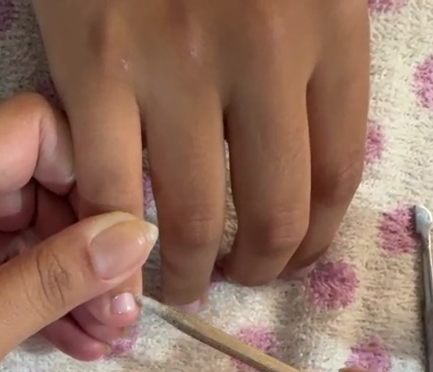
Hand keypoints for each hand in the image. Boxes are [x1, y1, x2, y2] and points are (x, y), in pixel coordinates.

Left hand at [0, 94, 156, 371]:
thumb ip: (55, 276)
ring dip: (66, 280)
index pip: (32, 130)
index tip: (127, 243)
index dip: (89, 174)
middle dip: (85, 242)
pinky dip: (30, 301)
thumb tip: (138, 231)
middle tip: (125, 310)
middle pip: (29, 183)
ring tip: (111, 336)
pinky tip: (76, 343)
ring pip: (15, 235)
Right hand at [33, 0, 369, 310]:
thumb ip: (320, 51)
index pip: (336, 174)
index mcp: (327, 24)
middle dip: (258, 270)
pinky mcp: (96, 71)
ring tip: (180, 284)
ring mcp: (175, 66)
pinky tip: (120, 253)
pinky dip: (115, 238)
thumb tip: (311, 149)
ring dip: (188, 274)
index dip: (315, 243)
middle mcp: (263, 53)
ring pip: (193, 219)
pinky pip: (110, 190)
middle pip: (273, 213)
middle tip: (235, 279)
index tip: (291, 263)